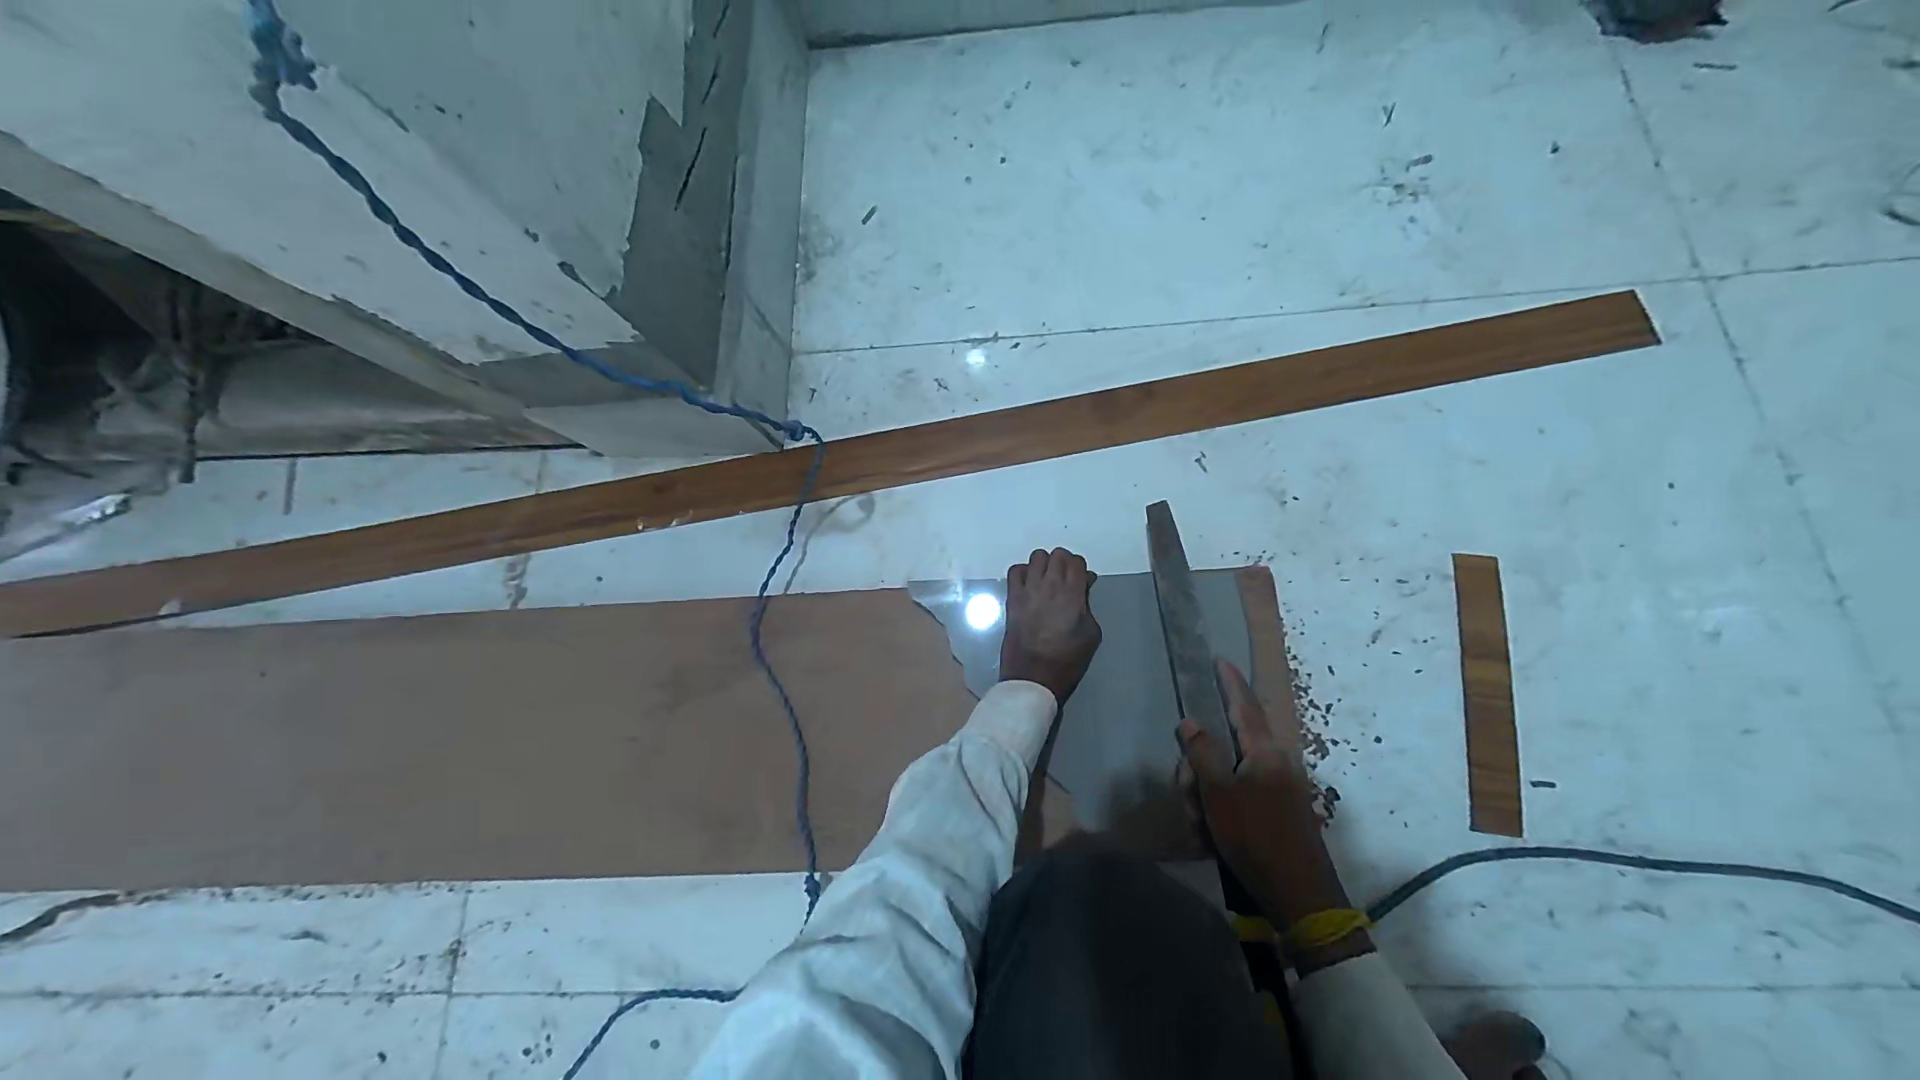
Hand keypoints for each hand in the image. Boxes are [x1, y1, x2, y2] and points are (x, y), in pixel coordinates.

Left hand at [999, 548, 1100, 702]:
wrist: (1033, 676)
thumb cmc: (1067, 660)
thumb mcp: (1091, 634)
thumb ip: (1088, 606)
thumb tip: (1083, 588)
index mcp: (1072, 594)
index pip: (1076, 562)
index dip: (1080, 568)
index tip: (1081, 580)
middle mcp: (1049, 585)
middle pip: (1057, 555)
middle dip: (1064, 563)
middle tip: (1065, 579)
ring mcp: (1027, 590)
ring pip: (1036, 557)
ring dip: (1044, 565)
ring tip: (1047, 580)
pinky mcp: (1012, 598)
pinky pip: (1015, 571)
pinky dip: (1023, 572)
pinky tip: (1029, 584)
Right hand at [1179, 661, 1353, 932]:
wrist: (1300, 896)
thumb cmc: (1255, 837)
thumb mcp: (1218, 794)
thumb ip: (1202, 753)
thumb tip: (1191, 721)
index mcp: (1265, 753)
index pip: (1245, 706)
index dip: (1230, 683)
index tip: (1220, 660)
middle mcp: (1275, 764)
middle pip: (1226, 747)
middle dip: (1198, 767)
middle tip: (1187, 795)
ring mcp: (1279, 789)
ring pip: (1228, 776)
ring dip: (1206, 795)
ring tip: (1199, 825)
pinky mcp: (1278, 811)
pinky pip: (1238, 797)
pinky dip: (1220, 810)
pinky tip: (1211, 835)